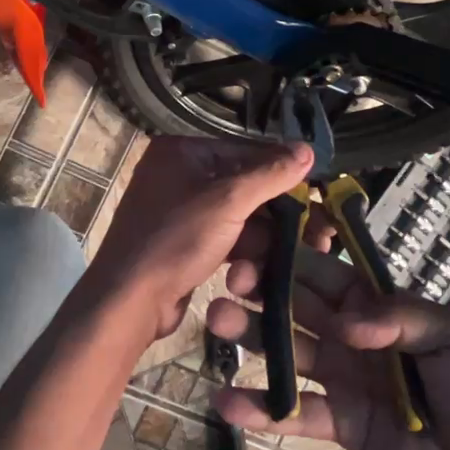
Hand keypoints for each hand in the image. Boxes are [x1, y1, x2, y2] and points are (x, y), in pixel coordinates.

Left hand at [88, 135, 312, 341]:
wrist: (131, 299)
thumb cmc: (176, 239)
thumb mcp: (227, 202)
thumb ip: (269, 175)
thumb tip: (307, 150)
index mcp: (181, 151)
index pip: (243, 150)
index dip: (281, 169)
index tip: (318, 187)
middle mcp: (178, 173)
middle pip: (242, 184)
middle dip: (278, 209)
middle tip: (318, 228)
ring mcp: (179, 210)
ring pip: (237, 215)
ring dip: (266, 234)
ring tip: (307, 249)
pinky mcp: (184, 242)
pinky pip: (225, 237)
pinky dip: (247, 250)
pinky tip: (275, 265)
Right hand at [208, 231, 449, 449]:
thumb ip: (404, 316)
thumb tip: (347, 321)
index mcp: (383, 308)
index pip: (328, 274)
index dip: (291, 257)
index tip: (252, 241)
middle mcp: (355, 338)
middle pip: (298, 307)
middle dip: (261, 290)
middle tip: (226, 281)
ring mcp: (344, 382)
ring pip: (288, 351)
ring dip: (250, 335)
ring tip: (214, 320)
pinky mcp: (341, 427)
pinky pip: (297, 412)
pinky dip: (261, 407)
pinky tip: (227, 401)